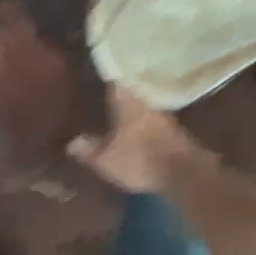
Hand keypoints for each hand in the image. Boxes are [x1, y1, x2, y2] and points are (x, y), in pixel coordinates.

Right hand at [67, 84, 205, 192]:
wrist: (184, 172)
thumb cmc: (139, 159)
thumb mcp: (106, 159)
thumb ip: (89, 149)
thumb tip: (71, 142)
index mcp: (127, 101)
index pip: (114, 83)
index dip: (105, 83)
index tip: (97, 83)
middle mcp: (146, 102)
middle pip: (131, 94)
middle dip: (121, 99)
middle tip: (107, 101)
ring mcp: (165, 116)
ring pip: (145, 109)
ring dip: (136, 113)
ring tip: (123, 119)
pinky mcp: (178, 131)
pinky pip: (157, 124)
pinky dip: (149, 127)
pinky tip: (142, 137)